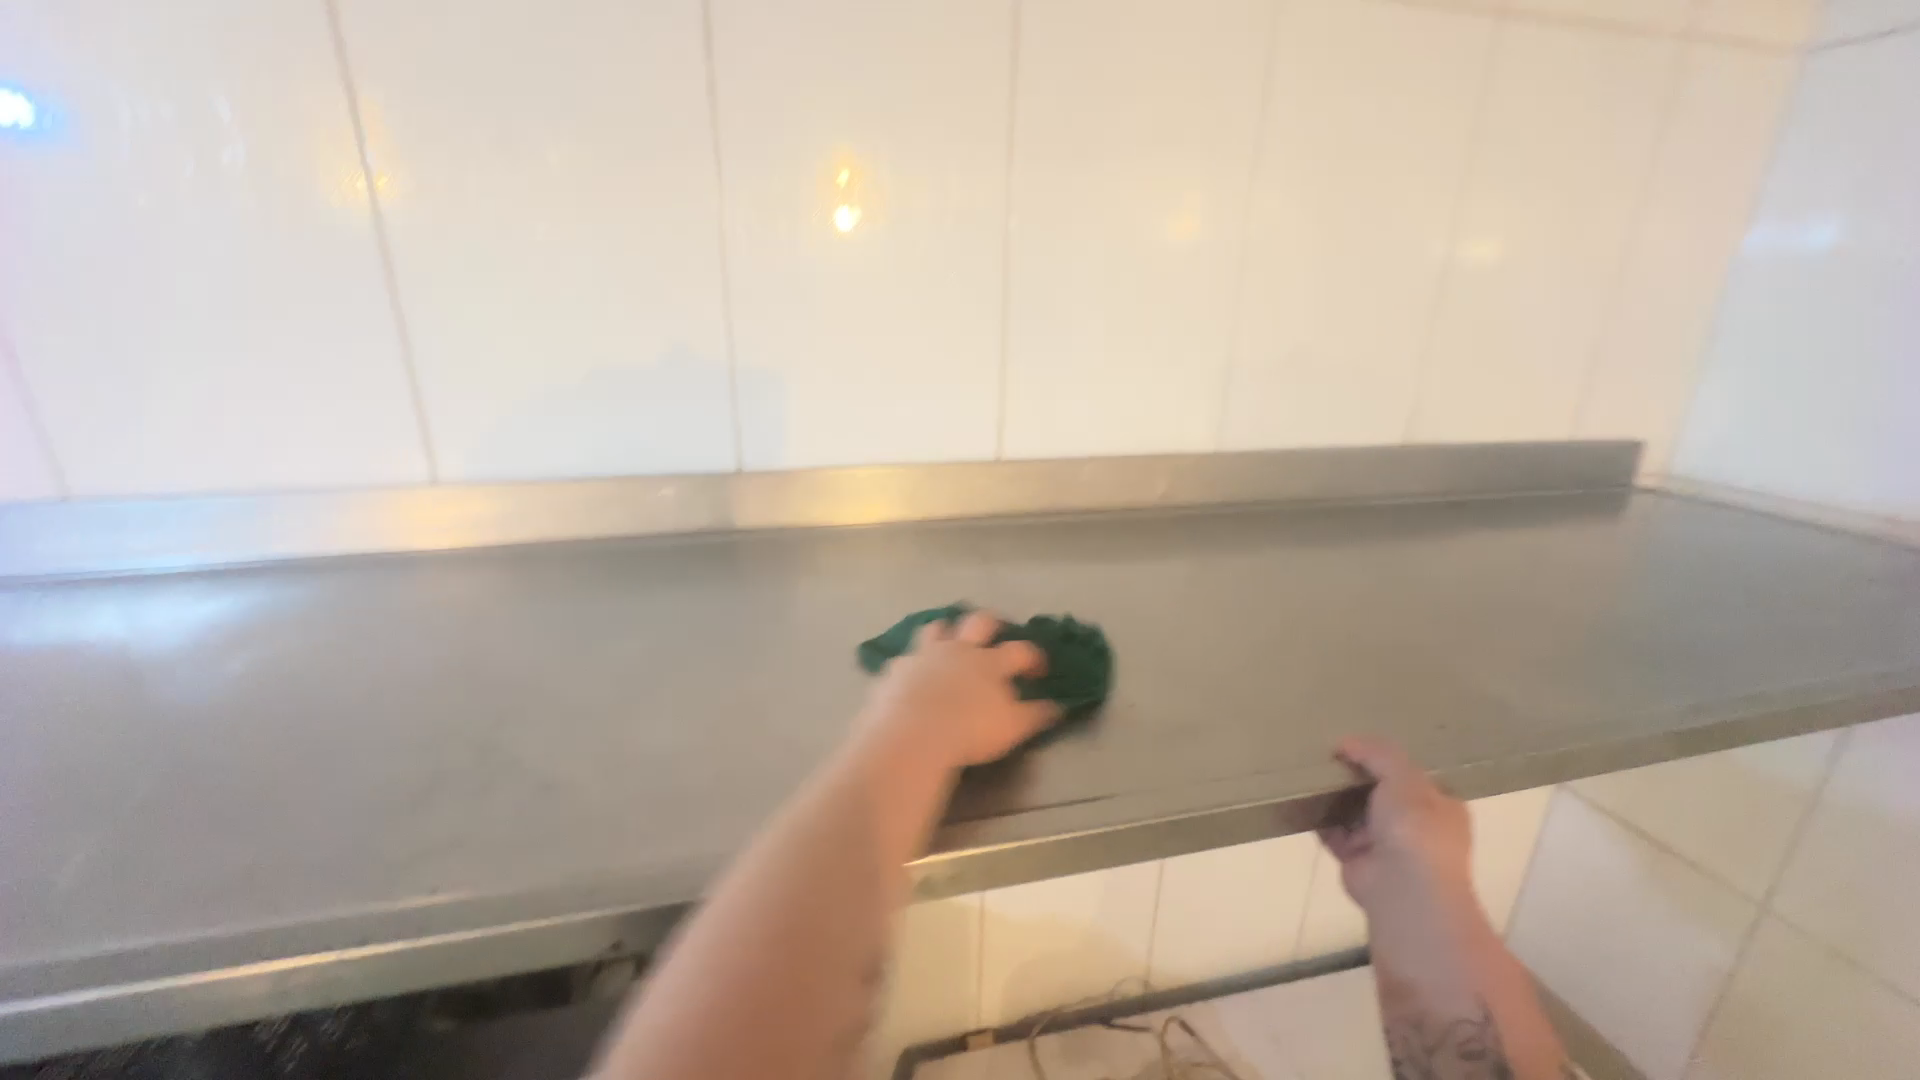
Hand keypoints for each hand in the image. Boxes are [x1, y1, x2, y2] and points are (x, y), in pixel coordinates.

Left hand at [856, 611, 1061, 771]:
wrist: (911, 734)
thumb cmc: (969, 730)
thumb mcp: (1013, 727)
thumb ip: (1036, 715)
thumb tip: (1057, 707)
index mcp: (990, 662)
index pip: (1020, 650)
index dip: (1033, 657)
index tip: (1040, 670)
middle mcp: (958, 649)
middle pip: (978, 622)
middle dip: (991, 623)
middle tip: (996, 631)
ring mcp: (924, 655)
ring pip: (936, 629)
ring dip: (946, 631)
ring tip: (949, 640)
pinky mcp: (896, 670)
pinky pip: (905, 658)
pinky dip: (912, 663)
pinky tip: (912, 674)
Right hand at [1317, 736, 1474, 916]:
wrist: (1402, 889)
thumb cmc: (1415, 828)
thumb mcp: (1404, 778)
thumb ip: (1378, 754)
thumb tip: (1346, 742)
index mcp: (1440, 806)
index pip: (1414, 776)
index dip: (1387, 759)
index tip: (1359, 745)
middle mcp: (1417, 826)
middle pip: (1381, 792)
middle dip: (1357, 777)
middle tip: (1329, 756)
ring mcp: (1387, 845)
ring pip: (1356, 812)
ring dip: (1336, 797)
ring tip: (1310, 771)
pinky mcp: (1357, 859)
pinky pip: (1334, 832)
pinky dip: (1320, 820)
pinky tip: (1303, 800)